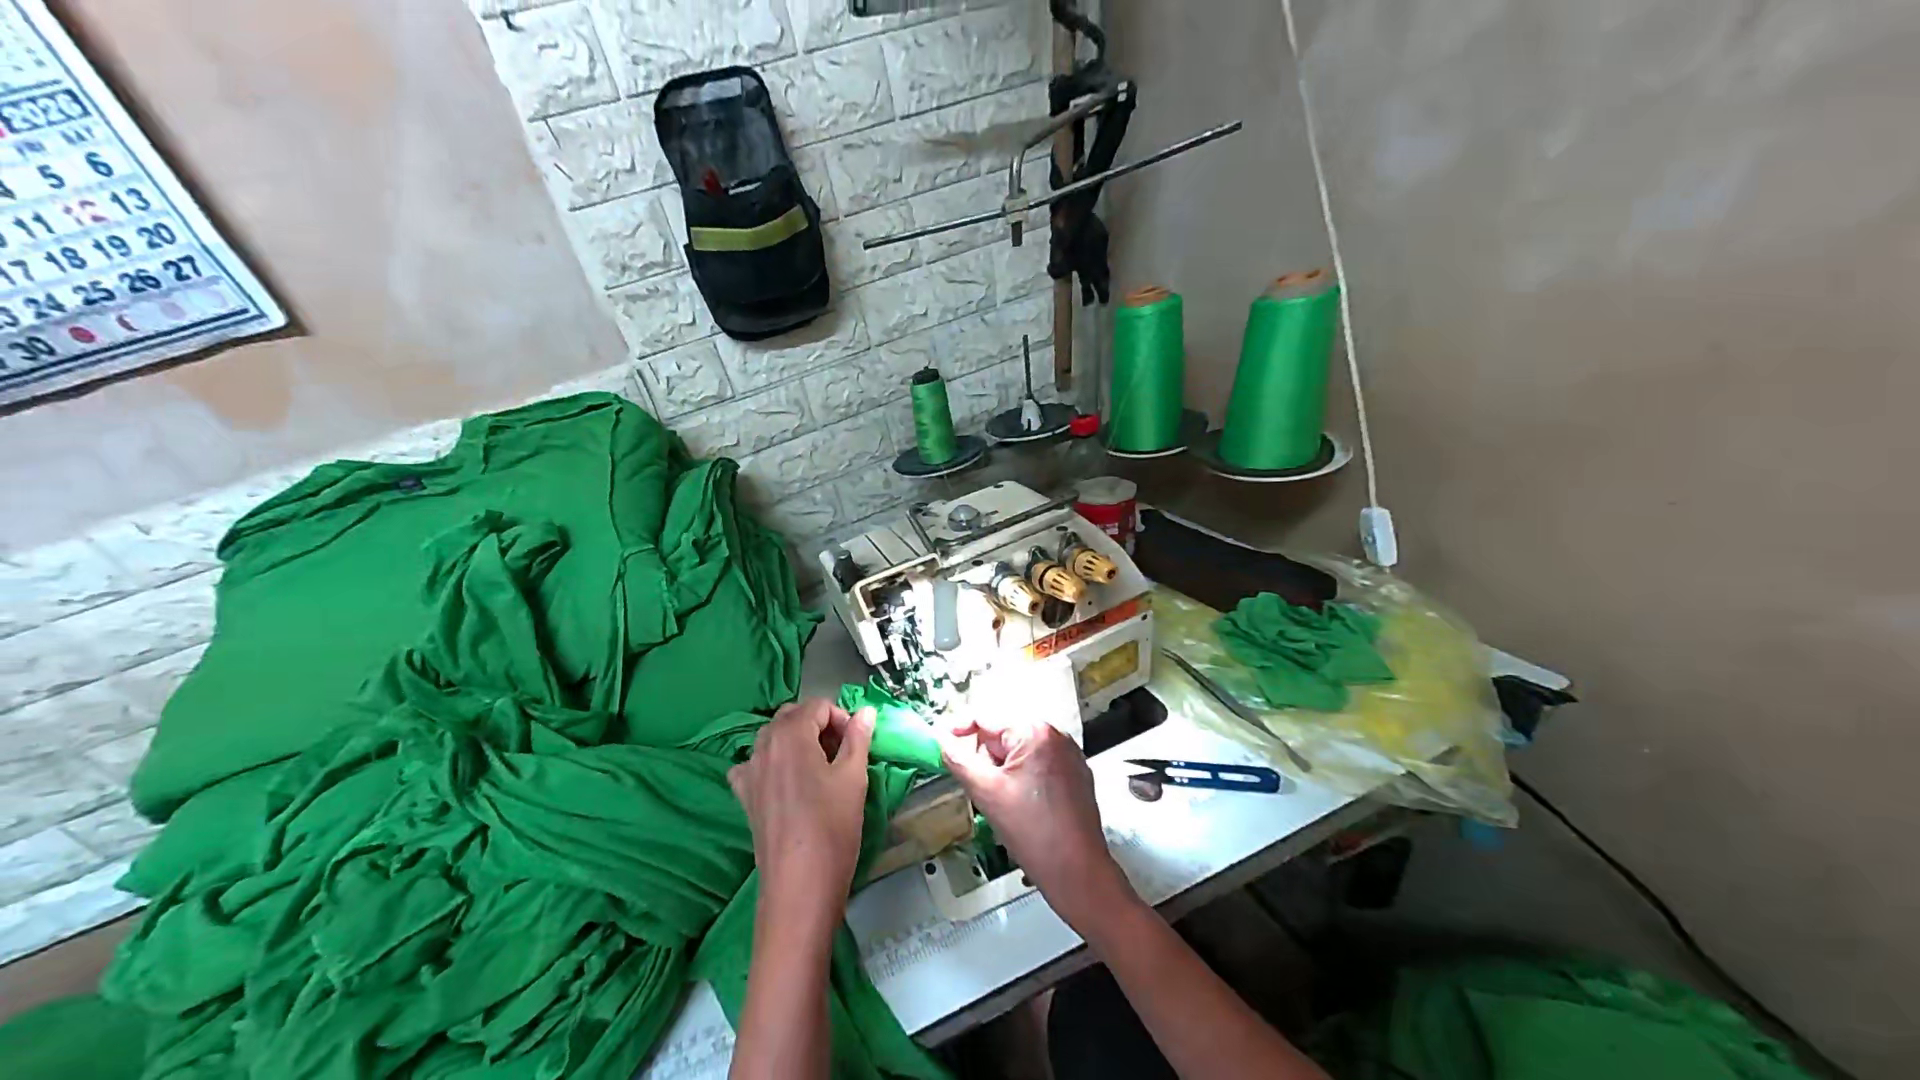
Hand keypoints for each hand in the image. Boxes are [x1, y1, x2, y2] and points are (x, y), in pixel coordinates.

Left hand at [730, 699, 874, 929]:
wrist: (800, 884)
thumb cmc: (833, 826)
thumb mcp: (854, 777)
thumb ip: (858, 738)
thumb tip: (865, 711)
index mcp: (790, 734)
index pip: (818, 706)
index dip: (842, 719)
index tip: (857, 742)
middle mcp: (763, 745)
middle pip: (792, 717)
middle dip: (818, 726)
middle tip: (842, 752)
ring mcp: (749, 771)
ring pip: (773, 738)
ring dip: (797, 741)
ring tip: (820, 768)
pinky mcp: (744, 796)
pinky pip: (754, 765)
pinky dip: (770, 764)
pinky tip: (786, 782)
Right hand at [939, 713, 1135, 927]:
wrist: (1076, 871)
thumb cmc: (1037, 834)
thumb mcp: (985, 792)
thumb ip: (958, 760)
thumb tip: (943, 742)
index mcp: (1035, 733)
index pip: (987, 717)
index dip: (961, 728)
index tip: (945, 739)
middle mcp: (1056, 736)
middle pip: (1004, 734)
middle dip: (987, 757)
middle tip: (985, 788)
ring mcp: (1069, 755)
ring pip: (1020, 751)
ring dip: (1004, 770)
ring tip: (1006, 802)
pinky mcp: (1075, 774)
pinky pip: (1038, 764)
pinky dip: (1023, 778)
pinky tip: (1024, 806)